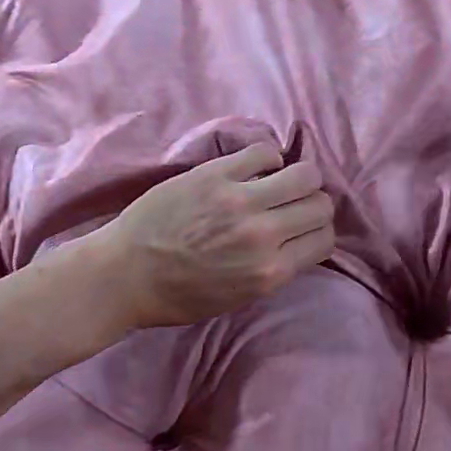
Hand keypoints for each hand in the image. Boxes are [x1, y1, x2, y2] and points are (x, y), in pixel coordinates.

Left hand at [92, 143, 335, 327]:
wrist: (124, 274)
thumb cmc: (180, 296)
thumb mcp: (240, 298)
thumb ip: (276, 268)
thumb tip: (302, 238)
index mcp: (271, 272)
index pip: (326, 239)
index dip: (320, 232)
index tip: (306, 229)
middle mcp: (264, 235)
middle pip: (321, 206)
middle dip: (314, 205)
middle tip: (295, 205)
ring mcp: (240, 200)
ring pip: (305, 174)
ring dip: (299, 178)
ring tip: (282, 182)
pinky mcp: (216, 174)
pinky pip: (265, 152)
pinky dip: (268, 159)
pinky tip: (255, 170)